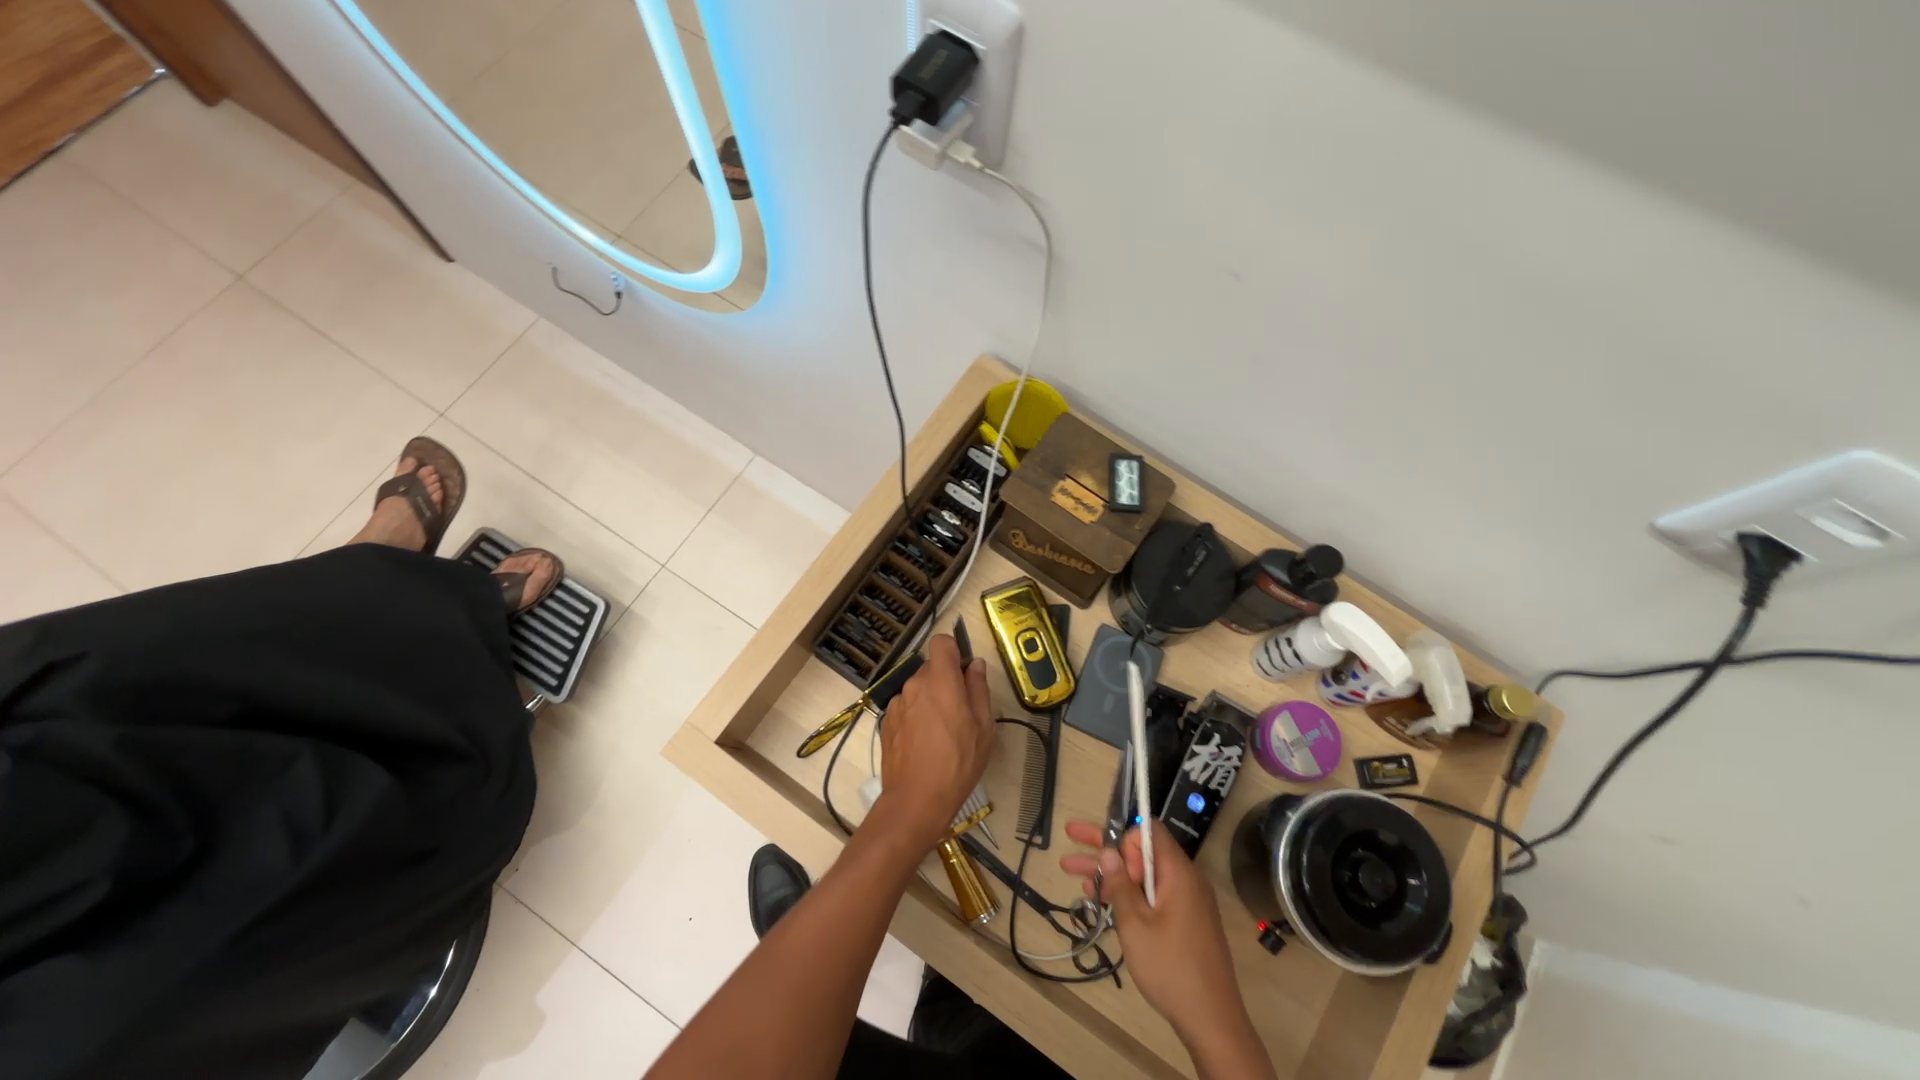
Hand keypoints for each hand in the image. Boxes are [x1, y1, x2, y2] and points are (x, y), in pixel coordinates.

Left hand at [870, 634, 992, 852]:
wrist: (916, 799)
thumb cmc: (958, 763)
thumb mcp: (983, 728)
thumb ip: (978, 690)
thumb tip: (976, 665)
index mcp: (941, 681)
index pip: (941, 643)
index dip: (954, 652)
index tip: (964, 673)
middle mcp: (914, 685)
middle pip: (931, 668)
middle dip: (945, 681)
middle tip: (960, 711)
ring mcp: (897, 704)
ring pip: (918, 689)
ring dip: (929, 700)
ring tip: (941, 732)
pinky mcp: (886, 722)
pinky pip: (906, 708)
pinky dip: (915, 716)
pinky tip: (923, 743)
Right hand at [1060, 820, 1251, 1047]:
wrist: (1211, 1018)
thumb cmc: (1170, 967)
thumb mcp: (1136, 925)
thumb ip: (1121, 885)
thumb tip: (1109, 851)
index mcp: (1178, 873)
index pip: (1150, 832)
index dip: (1124, 839)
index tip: (1109, 862)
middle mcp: (1186, 880)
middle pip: (1142, 851)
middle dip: (1105, 845)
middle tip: (1071, 833)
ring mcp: (1187, 902)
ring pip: (1144, 875)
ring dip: (1111, 872)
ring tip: (1070, 870)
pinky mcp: (1185, 921)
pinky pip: (1154, 895)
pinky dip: (1129, 894)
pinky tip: (1100, 899)